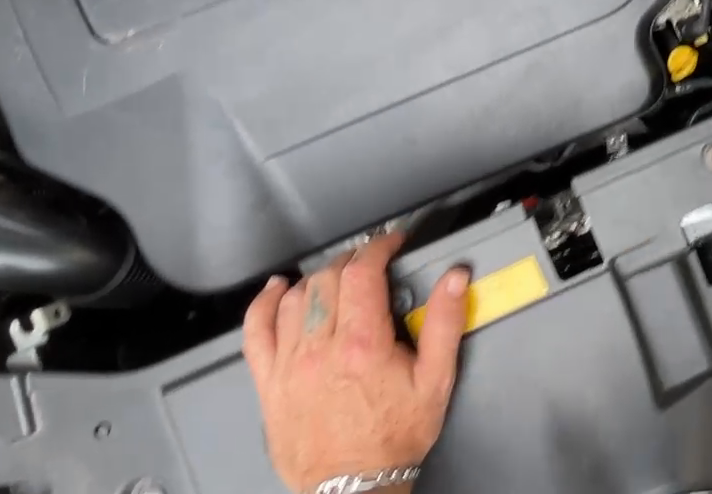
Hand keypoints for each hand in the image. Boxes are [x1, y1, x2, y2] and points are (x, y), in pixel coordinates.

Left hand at [243, 234, 470, 493]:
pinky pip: (255, 332)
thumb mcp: (436, 379)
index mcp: (362, 344)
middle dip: (353, 259)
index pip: (362, 273)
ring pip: (296, 299)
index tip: (393, 243)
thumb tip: (456, 278)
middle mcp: (319, 350)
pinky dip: (264, 304)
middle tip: (374, 261)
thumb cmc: (397, 434)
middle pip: (328, 279)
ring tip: (340, 276)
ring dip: (320, 277)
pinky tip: (279, 289)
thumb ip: (446, 323)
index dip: (379, 247)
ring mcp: (287, 366)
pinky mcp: (267, 384)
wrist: (354, 488)